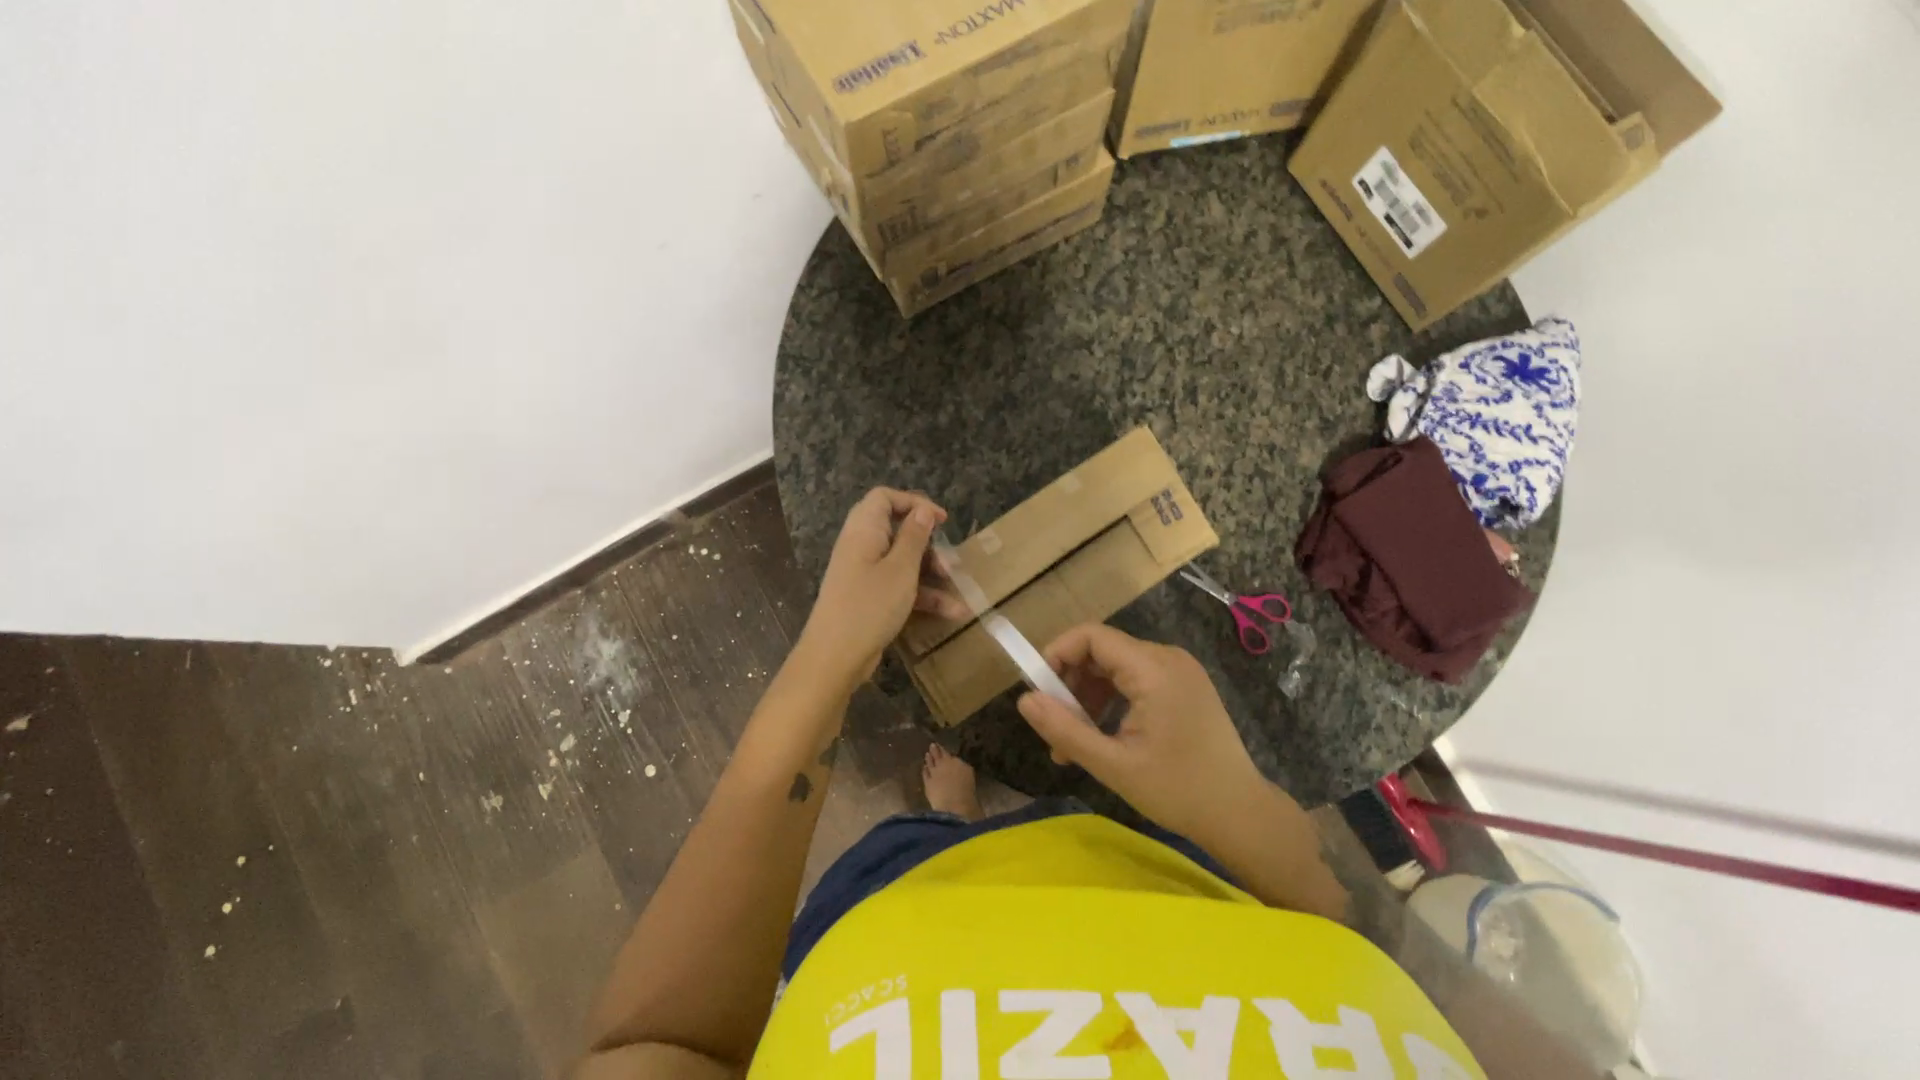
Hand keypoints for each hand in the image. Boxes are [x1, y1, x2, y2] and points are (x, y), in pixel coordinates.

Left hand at [796, 488, 967, 687]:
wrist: (835, 656)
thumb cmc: (869, 605)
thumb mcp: (901, 569)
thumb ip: (914, 537)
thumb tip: (923, 509)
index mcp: (864, 530)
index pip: (884, 498)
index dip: (914, 503)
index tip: (941, 520)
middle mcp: (861, 547)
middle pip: (897, 531)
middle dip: (928, 545)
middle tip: (949, 561)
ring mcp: (863, 574)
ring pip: (902, 562)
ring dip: (931, 575)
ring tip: (957, 589)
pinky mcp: (868, 598)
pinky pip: (898, 587)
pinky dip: (922, 596)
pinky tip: (951, 612)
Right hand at [1017, 624, 1270, 842]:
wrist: (1239, 813)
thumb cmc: (1177, 790)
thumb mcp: (1112, 764)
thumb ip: (1065, 729)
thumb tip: (1024, 700)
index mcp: (1153, 669)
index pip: (1091, 636)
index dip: (1056, 654)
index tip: (1037, 691)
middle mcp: (1168, 658)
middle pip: (1102, 651)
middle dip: (1070, 684)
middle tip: (1054, 727)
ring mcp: (1180, 672)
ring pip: (1116, 668)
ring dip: (1088, 698)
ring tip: (1072, 745)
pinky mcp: (1185, 688)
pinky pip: (1136, 680)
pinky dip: (1112, 702)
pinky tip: (1102, 738)